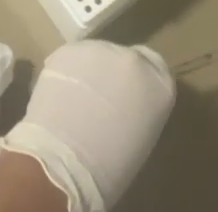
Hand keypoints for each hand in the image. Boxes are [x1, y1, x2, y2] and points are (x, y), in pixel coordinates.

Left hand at [0, 41, 176, 211]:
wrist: (66, 162)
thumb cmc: (111, 167)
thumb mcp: (141, 137)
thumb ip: (139, 109)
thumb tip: (125, 104)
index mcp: (159, 84)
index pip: (157, 67)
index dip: (140, 79)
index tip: (128, 93)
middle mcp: (134, 59)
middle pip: (124, 58)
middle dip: (113, 74)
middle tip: (99, 101)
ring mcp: (100, 49)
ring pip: (95, 57)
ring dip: (89, 73)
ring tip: (75, 101)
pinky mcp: (69, 49)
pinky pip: (70, 59)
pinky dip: (66, 74)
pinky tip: (59, 96)